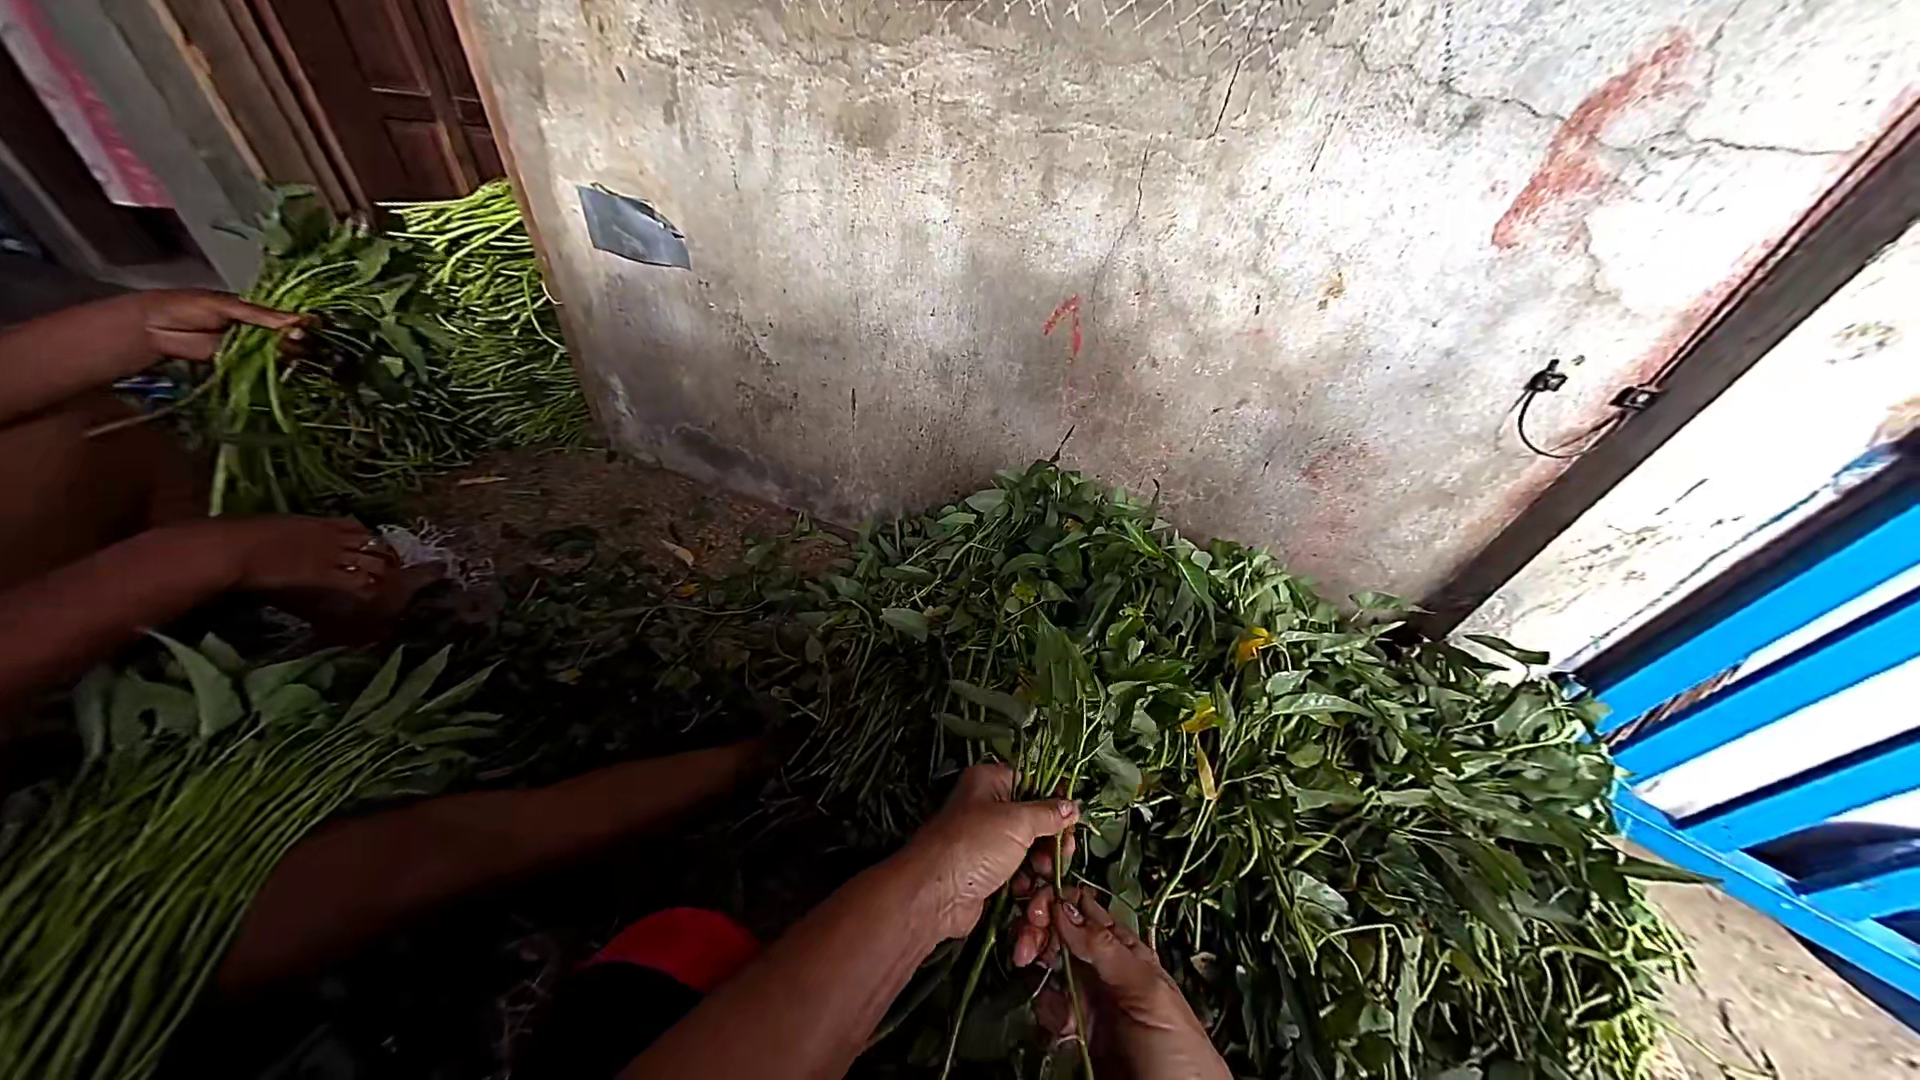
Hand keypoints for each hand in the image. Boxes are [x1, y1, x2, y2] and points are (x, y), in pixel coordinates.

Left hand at [134, 289, 309, 362]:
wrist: (151, 329)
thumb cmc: (182, 307)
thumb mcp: (221, 305)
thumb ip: (258, 314)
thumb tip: (299, 321)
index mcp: (255, 309)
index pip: (286, 314)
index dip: (302, 319)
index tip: (316, 325)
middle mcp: (259, 326)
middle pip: (289, 332)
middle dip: (302, 336)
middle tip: (308, 340)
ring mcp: (255, 343)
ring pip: (284, 347)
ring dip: (296, 350)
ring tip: (302, 351)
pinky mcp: (249, 359)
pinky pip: (272, 361)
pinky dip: (285, 362)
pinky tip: (295, 361)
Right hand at [169, 517, 396, 598]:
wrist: (226, 549)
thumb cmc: (231, 536)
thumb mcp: (268, 525)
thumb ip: (286, 531)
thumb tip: (285, 537)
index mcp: (315, 522)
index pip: (358, 527)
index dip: (370, 538)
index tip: (375, 547)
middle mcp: (331, 538)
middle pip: (375, 545)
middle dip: (386, 556)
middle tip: (390, 569)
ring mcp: (331, 556)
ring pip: (375, 563)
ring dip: (382, 574)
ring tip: (384, 584)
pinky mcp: (325, 576)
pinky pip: (359, 582)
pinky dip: (367, 589)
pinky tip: (369, 595)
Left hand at [894, 763, 1078, 940]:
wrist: (934, 894)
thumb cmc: (973, 846)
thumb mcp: (1017, 822)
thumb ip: (1048, 813)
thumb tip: (1072, 805)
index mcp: (989, 781)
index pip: (1031, 781)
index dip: (1054, 798)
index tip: (1073, 817)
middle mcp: (986, 806)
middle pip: (1033, 817)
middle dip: (1051, 836)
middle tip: (1063, 852)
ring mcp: (986, 840)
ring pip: (1028, 846)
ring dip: (1041, 861)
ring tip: (1044, 872)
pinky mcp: (986, 870)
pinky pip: (1017, 870)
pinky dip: (1025, 879)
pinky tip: (1026, 888)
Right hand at [1022, 887, 1229, 1079]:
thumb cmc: (1182, 1057)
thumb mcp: (1148, 992)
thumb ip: (1105, 947)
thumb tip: (1063, 907)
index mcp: (1123, 949)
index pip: (1082, 908)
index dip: (1055, 900)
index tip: (1034, 909)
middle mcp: (1101, 969)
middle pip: (1057, 933)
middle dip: (1036, 932)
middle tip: (1025, 948)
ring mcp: (1087, 1002)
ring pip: (1048, 967)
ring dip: (1036, 969)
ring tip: (1038, 983)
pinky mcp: (1075, 1036)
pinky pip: (1048, 1010)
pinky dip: (1045, 1012)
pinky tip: (1059, 1025)